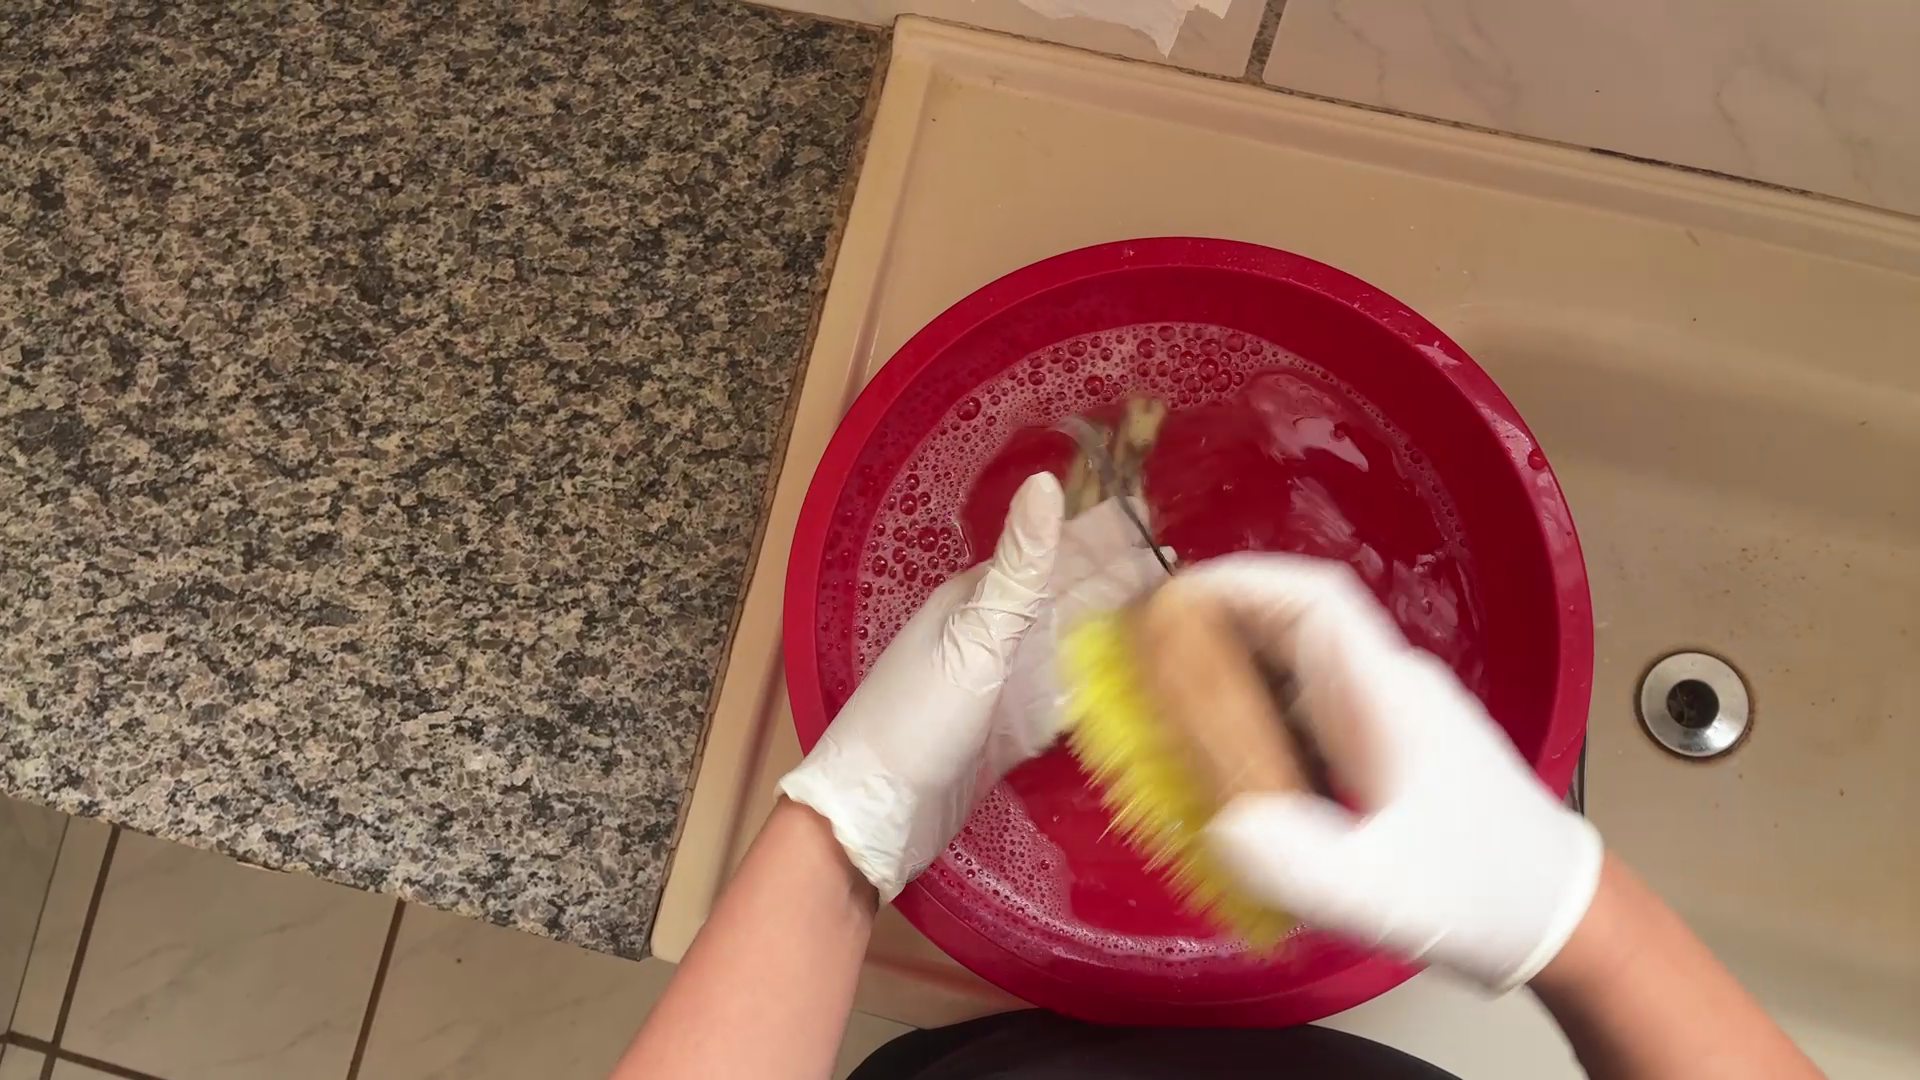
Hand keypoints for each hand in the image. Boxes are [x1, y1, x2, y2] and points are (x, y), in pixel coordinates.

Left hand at [780, 474, 1169, 901]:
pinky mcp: (1014, 726)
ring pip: (1073, 642)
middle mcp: (998, 632)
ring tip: (1169, 611)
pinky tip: (1131, 675)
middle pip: (1071, 596)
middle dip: (1121, 577)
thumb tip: (1046, 481)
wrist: (878, 810)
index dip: (1104, 535)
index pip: (1057, 553)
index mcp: (984, 599)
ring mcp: (1007, 681)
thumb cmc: (920, 714)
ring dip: (1117, 627)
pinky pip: (1066, 693)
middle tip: (1178, 562)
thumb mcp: (975, 635)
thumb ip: (1019, 566)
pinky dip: (1098, 682)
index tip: (1152, 514)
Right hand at [1189, 553, 1601, 990]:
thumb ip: (1301, 864)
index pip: (1315, 597)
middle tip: (1151, 646)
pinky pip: (1296, 694)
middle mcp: (1377, 683)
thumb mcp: (1386, 892)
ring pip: (1289, 655)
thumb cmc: (1480, 894)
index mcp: (1382, 693)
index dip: (1244, 580)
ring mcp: (1376, 707)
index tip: (1180, 595)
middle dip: (1215, 619)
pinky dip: (1249, 700)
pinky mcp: (1371, 735)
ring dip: (1228, 659)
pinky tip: (1223, 743)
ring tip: (1172, 689)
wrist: (1561, 916)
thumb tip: (1218, 828)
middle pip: (1288, 618)